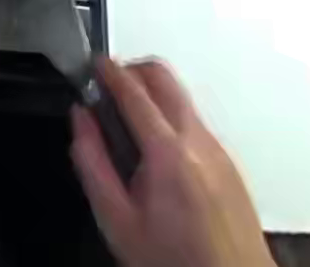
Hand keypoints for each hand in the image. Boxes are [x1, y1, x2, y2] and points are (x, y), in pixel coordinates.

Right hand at [71, 59, 273, 266]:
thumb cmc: (175, 264)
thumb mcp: (118, 223)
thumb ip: (93, 163)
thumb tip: (81, 119)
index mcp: (168, 153)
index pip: (134, 91)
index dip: (110, 71)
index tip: (95, 63)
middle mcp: (197, 139)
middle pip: (163, 75)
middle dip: (132, 70)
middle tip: (110, 87)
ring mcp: (216, 146)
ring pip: (180, 95)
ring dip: (152, 92)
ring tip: (128, 123)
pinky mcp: (227, 158)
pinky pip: (194, 119)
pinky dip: (170, 115)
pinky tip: (156, 151)